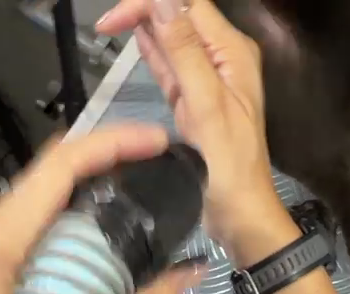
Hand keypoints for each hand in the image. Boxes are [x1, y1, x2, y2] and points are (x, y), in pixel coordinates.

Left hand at [0, 124, 206, 293]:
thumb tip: (193, 271)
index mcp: (3, 242)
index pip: (60, 167)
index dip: (114, 143)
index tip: (159, 143)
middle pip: (52, 165)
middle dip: (108, 153)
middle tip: (158, 161)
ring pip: (44, 181)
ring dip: (93, 174)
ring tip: (141, 177)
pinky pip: (38, 206)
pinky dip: (76, 199)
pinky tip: (110, 208)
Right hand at [97, 0, 297, 263]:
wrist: (242, 216)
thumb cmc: (232, 170)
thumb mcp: (209, 108)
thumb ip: (186, 55)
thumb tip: (162, 3)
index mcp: (232, 54)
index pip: (188, 5)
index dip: (151, 2)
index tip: (114, 18)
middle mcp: (223, 61)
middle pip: (180, 17)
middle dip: (145, 11)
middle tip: (106, 25)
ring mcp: (208, 84)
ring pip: (174, 42)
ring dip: (147, 30)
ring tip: (112, 25)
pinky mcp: (194, 106)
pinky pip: (173, 71)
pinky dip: (154, 56)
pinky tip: (137, 41)